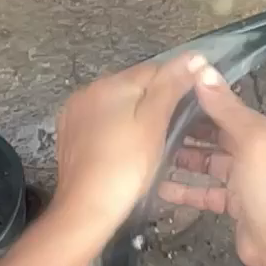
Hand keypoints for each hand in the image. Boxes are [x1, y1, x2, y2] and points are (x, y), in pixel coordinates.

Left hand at [51, 52, 206, 236]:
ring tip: (149, 144)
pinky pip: (102, 122)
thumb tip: (194, 57)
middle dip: (155, 102)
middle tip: (171, 131)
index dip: (177, 86)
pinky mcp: (71, 135)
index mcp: (111, 85)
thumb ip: (172, 86)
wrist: (87, 208)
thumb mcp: (155, 124)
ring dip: (135, 116)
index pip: (154, 70)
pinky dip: (117, 130)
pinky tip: (126, 151)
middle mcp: (89, 92)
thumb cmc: (124, 169)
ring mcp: (76, 114)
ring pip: (117, 105)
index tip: (191, 109)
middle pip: (134, 87)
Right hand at [157, 65, 265, 265]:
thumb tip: (204, 70)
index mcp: (263, 131)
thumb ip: (226, 107)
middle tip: (153, 126)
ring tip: (152, 155)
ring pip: (208, 163)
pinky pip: (206, 191)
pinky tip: (162, 187)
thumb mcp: (251, 140)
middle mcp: (255, 151)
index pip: (226, 108)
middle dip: (187, 130)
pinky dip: (186, 189)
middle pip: (215, 135)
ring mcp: (244, 180)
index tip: (166, 95)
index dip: (199, 101)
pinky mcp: (234, 205)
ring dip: (184, 160)